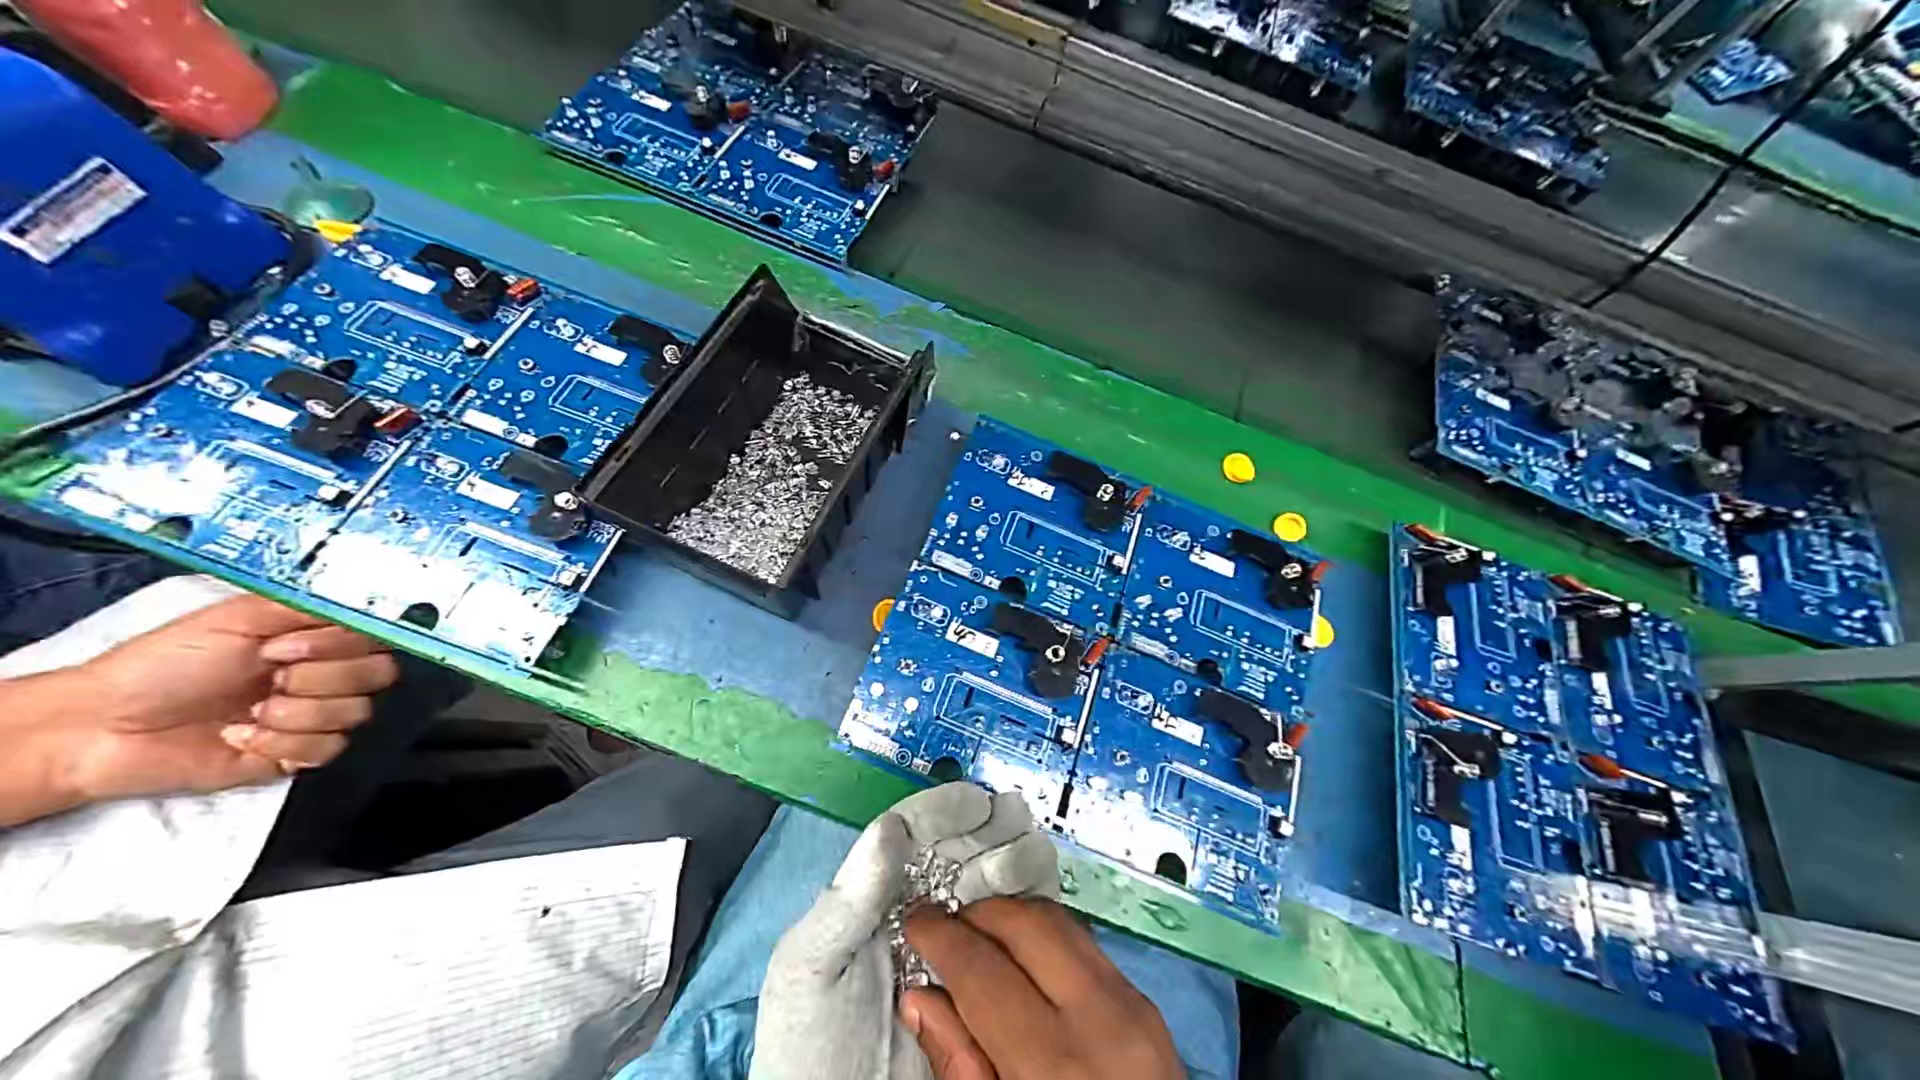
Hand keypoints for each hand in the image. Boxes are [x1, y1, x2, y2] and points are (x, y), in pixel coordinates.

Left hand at [63, 593, 397, 798]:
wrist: (102, 727)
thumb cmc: (163, 665)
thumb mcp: (237, 617)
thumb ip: (308, 606)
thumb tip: (367, 606)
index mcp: (321, 639)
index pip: (378, 638)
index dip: (341, 645)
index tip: (284, 648)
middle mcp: (328, 674)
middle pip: (379, 675)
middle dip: (319, 680)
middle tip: (268, 680)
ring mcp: (317, 714)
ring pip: (356, 713)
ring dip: (296, 713)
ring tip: (248, 712)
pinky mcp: (300, 753)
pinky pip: (330, 748)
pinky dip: (282, 743)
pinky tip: (242, 737)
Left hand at [749, 783, 1058, 1079]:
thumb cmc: (811, 1040)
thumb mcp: (812, 964)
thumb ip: (850, 897)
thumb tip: (891, 827)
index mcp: (877, 894)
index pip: (914, 836)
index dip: (945, 812)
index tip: (976, 803)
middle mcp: (919, 910)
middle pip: (960, 852)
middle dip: (990, 829)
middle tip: (1014, 821)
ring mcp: (953, 945)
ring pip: (992, 886)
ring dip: (1014, 861)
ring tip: (1027, 856)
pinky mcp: (983, 984)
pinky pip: (1011, 935)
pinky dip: (1029, 907)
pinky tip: (1037, 898)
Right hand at [902, 897, 1181, 1079]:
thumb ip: (961, 1066)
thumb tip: (920, 997)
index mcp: (1054, 1065)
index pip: (981, 968)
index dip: (939, 935)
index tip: (915, 921)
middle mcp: (1100, 1019)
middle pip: (1024, 924)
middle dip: (976, 914)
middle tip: (945, 928)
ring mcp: (1131, 1005)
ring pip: (1057, 920)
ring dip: (1010, 917)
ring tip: (979, 938)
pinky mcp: (1146, 1003)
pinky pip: (1083, 941)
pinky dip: (1043, 935)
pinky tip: (1022, 957)